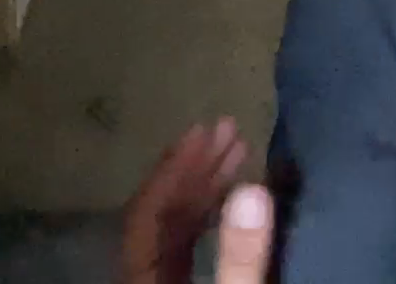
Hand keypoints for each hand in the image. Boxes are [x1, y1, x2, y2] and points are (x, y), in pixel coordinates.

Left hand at [120, 119, 273, 283]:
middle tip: (228, 126)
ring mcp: (165, 279)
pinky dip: (214, 211)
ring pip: (180, 224)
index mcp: (143, 277)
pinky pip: (193, 240)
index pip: (147, 211)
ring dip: (209, 184)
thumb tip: (252, 190)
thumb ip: (239, 256)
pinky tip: (236, 192)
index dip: (173, 167)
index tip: (200, 129)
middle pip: (164, 213)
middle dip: (197, 167)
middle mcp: (148, 273)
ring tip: (240, 146)